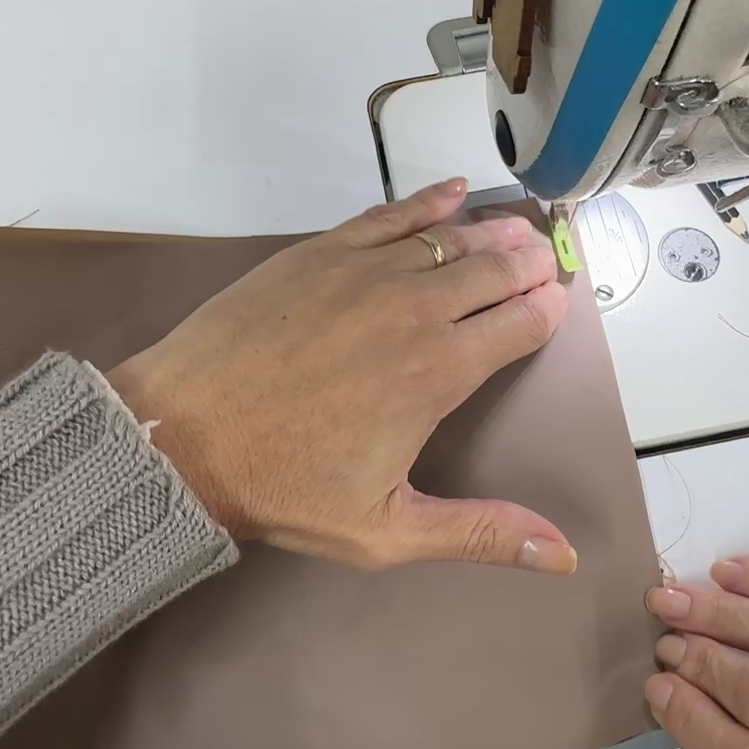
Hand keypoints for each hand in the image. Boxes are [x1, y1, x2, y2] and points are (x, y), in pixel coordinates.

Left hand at [107, 179, 575, 572]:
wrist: (183, 436)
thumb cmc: (284, 486)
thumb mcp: (388, 530)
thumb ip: (480, 533)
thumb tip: (564, 557)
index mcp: (439, 372)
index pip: (519, 324)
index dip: (546, 311)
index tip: (557, 303)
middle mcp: (415, 309)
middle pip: (494, 273)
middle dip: (529, 266)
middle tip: (545, 261)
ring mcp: (366, 271)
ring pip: (451, 239)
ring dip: (493, 234)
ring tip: (516, 233)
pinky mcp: (321, 252)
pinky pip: (390, 214)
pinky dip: (428, 201)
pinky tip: (453, 192)